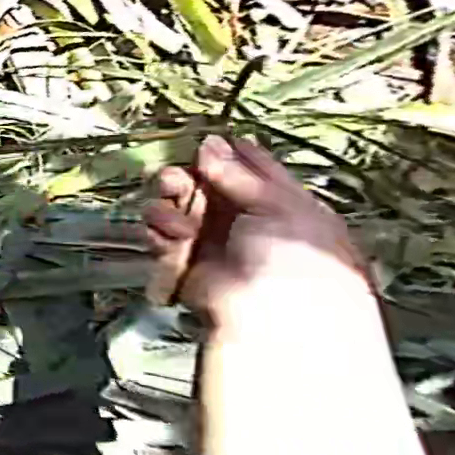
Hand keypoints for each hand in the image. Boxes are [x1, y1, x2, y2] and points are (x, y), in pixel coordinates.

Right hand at [144, 135, 369, 321]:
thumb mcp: (280, 208)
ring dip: (169, 204)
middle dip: (185, 178)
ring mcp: (209, 237)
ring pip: (174, 204)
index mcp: (281, 203)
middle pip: (202, 183)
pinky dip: (160, 229)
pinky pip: (158, 231)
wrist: (272, 317)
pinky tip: (173, 237)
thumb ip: (239, 175)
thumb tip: (209, 142)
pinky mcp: (179, 256)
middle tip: (176, 179)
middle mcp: (242, 217)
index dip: (233, 153)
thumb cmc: (296, 258)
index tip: (211, 137)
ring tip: (176, 217)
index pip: (253, 169)